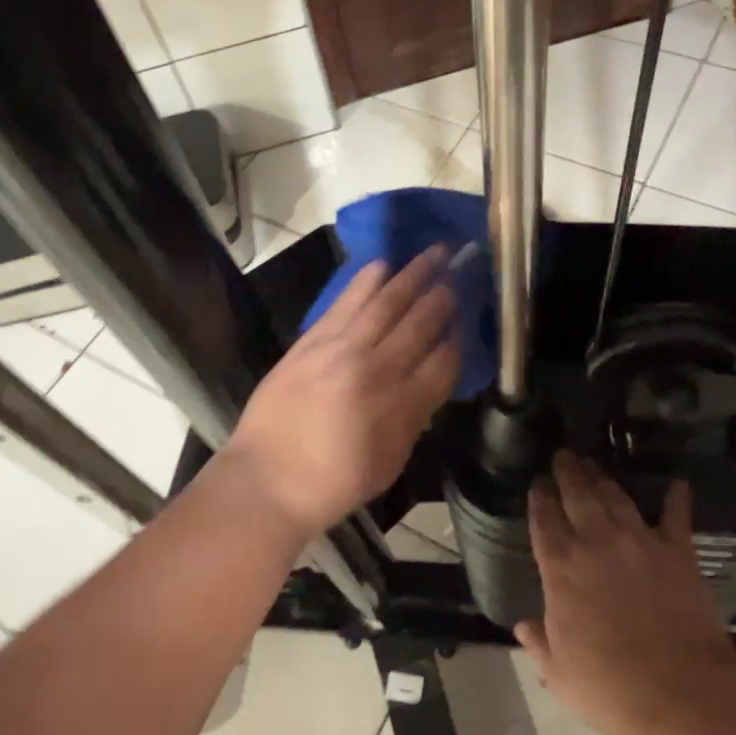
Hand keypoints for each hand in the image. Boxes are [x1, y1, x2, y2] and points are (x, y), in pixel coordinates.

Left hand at [221, 246, 459, 535]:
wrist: (268, 479)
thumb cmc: (334, 482)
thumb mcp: (391, 461)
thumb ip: (415, 418)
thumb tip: (427, 382)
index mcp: (403, 405)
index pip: (444, 360)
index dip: (458, 338)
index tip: (466, 320)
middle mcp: (378, 369)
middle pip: (420, 323)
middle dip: (444, 295)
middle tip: (459, 271)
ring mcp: (343, 350)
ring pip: (387, 302)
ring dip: (413, 274)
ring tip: (434, 252)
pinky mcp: (313, 341)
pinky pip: (346, 302)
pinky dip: (366, 281)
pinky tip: (383, 265)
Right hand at [516, 452, 735, 734]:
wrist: (680, 692)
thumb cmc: (611, 687)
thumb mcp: (560, 675)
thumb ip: (539, 644)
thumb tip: (524, 626)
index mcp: (561, 569)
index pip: (543, 520)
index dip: (539, 498)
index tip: (537, 484)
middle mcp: (596, 542)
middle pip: (578, 495)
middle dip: (568, 471)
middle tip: (564, 455)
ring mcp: (639, 541)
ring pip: (616, 497)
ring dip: (603, 478)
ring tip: (594, 464)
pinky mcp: (678, 550)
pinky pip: (676, 515)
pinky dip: (677, 498)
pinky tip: (678, 483)